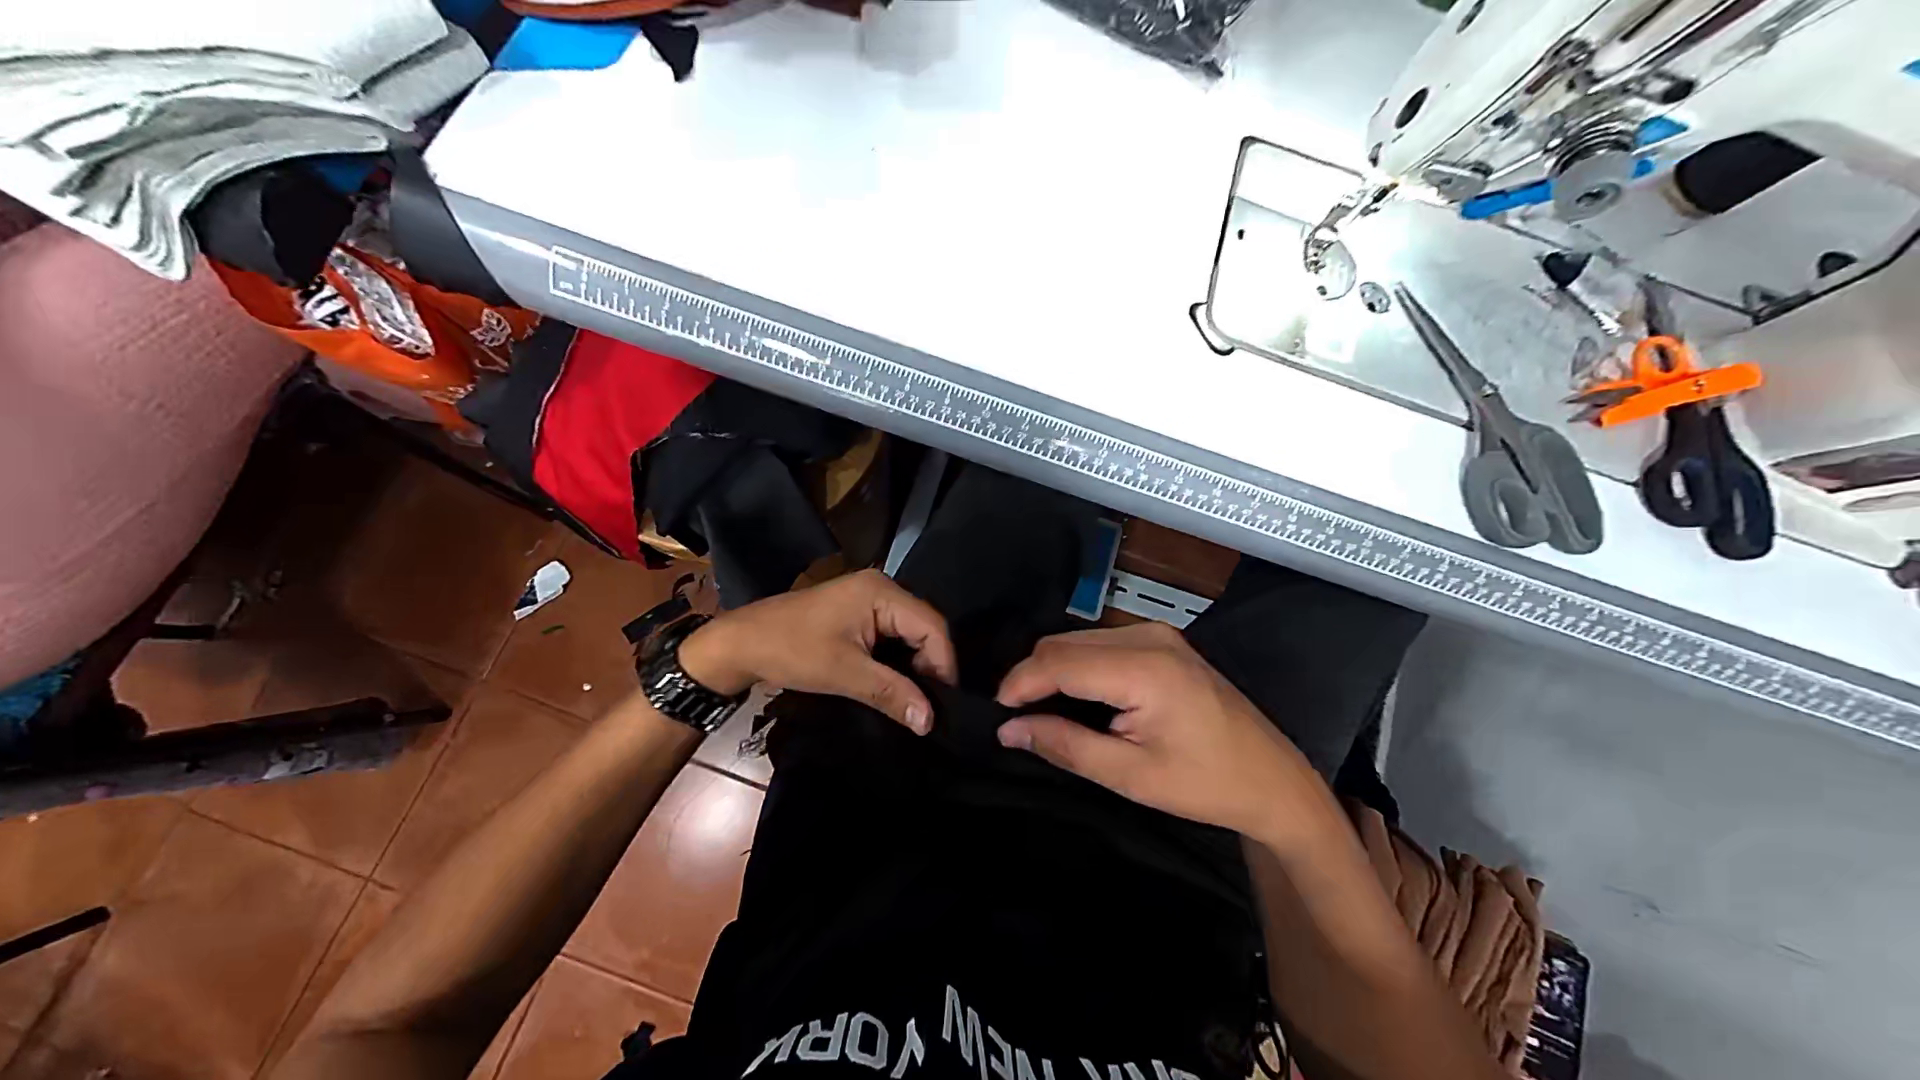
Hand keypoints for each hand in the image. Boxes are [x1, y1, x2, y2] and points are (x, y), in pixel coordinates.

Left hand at [677, 570, 957, 733]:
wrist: (741, 643)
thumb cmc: (792, 651)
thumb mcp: (844, 674)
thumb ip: (891, 693)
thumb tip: (929, 721)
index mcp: (882, 592)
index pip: (932, 626)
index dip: (943, 665)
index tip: (943, 703)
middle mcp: (883, 587)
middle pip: (925, 626)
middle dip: (931, 665)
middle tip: (931, 704)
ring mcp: (870, 597)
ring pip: (911, 631)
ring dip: (916, 664)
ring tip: (918, 698)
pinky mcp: (859, 611)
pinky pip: (894, 633)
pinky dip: (899, 658)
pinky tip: (898, 682)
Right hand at [995, 622, 1336, 849]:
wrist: (1274, 780)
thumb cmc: (1204, 784)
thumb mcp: (1130, 775)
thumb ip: (1064, 745)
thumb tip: (1008, 729)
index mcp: (1143, 668)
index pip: (1057, 661)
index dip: (1018, 684)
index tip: (996, 715)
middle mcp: (1148, 637)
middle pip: (1063, 643)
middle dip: (1031, 677)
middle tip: (1017, 720)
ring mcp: (1158, 634)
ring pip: (1078, 640)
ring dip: (1053, 670)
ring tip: (1041, 711)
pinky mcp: (1163, 642)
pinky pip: (1101, 643)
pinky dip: (1078, 666)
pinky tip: (1076, 697)